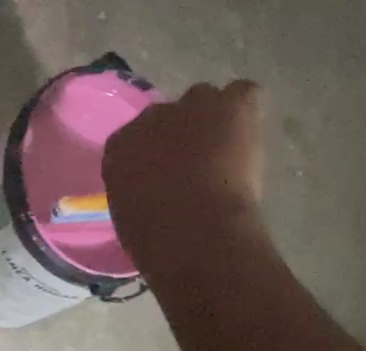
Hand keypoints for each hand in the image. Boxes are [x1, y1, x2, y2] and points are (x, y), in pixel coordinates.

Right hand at [104, 80, 266, 273]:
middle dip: (180, 138)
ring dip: (213, 123)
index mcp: (119, 148)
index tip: (162, 180)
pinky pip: (243, 95)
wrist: (195, 235)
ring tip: (223, 157)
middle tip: (194, 170)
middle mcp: (152, 117)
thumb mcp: (130, 217)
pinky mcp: (234, 102)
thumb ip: (138, 191)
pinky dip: (246, 115)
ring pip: (206, 103)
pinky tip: (246, 143)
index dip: (151, 159)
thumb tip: (156, 191)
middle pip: (168, 117)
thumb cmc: (154, 240)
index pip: (132, 142)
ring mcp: (193, 104)